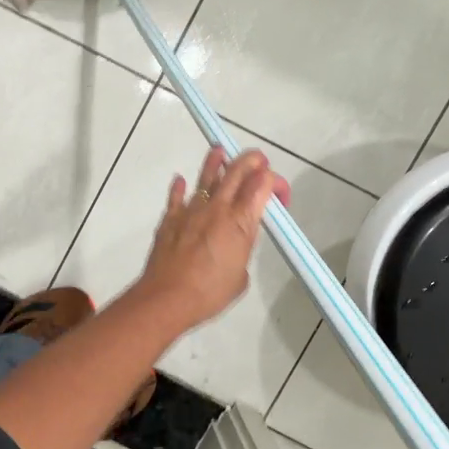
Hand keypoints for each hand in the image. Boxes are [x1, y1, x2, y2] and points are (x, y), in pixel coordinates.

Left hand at [132, 147, 290, 331]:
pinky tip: (181, 181)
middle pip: (237, 171)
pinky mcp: (170, 218)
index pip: (263, 184)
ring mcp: (191, 210)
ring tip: (219, 151)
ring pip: (206, 177)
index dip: (275, 182)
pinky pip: (176, 197)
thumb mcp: (240, 274)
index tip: (280, 196)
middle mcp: (217, 208)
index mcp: (241, 221)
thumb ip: (242, 249)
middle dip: (251, 160)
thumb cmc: (210, 292)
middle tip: (258, 160)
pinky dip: (180, 187)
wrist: (167, 298)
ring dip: (215, 162)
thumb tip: (236, 242)